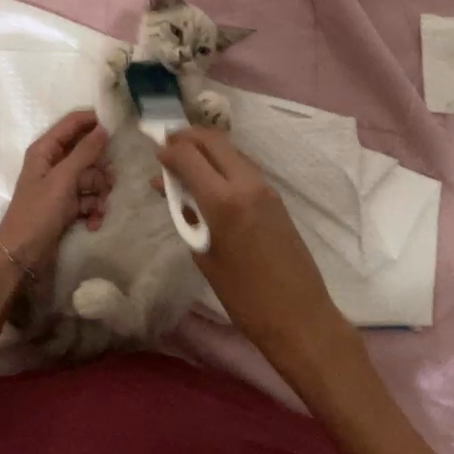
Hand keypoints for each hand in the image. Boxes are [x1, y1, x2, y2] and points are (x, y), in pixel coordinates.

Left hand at [0, 110, 112, 273]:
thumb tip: (103, 128)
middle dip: (100, 169)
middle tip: (109, 181)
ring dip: (99, 193)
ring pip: (92, 178)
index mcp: (45, 150)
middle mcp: (53, 164)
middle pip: (87, 153)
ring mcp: (61, 186)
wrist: (22, 256)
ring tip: (99, 208)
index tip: (118, 126)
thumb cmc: (37, 212)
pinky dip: (93, 210)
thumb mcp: (62, 179)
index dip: (94, 121)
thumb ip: (84, 152)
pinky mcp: (67, 206)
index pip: (72, 123)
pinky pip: (89, 199)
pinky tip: (93, 222)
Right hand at [159, 128, 350, 364]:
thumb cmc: (243, 296)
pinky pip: (244, 166)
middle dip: (187, 137)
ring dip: (206, 147)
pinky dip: (223, 162)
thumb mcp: (204, 255)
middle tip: (167, 145)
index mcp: (224, 200)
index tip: (155, 155)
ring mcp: (265, 188)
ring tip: (185, 161)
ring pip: (231, 149)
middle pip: (213, 140)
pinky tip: (210, 179)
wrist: (298, 316)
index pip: (189, 155)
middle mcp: (246, 183)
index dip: (168, 150)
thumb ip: (187, 215)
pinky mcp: (275, 197)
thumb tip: (170, 189)